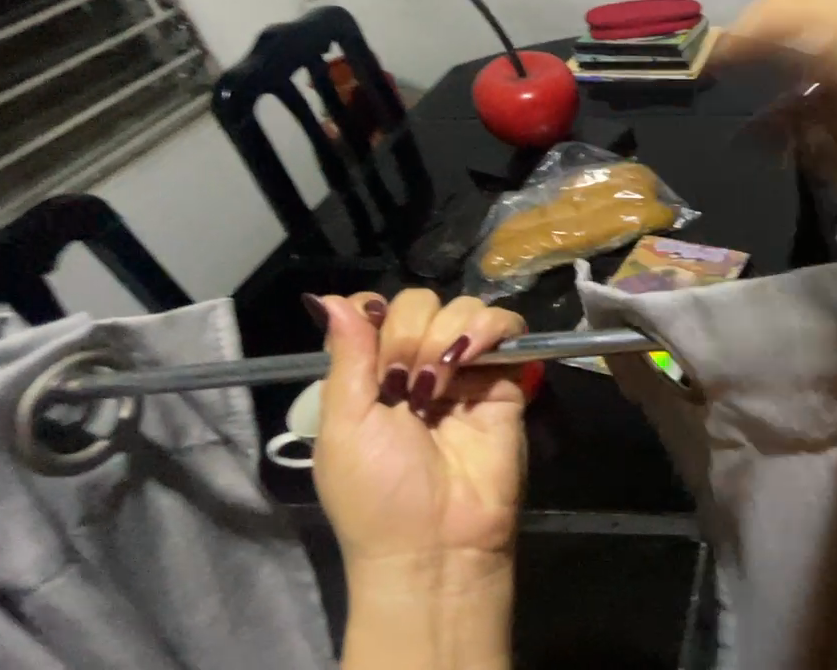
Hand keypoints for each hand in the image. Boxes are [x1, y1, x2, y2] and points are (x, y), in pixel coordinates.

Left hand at [311, 291, 527, 584]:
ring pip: (463, 308)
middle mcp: (419, 363)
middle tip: (407, 384)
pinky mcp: (506, 376)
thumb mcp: (344, 426)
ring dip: (447, 336)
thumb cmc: (377, 491)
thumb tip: (330, 298)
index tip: (374, 351)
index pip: (376, 310)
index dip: (376, 316)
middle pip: (420, 303)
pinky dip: (491, 329)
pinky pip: (506, 325)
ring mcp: (466, 368)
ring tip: (440, 384)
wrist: (437, 538)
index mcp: (372, 375)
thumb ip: (347, 357)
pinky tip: (473, 359)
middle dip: (411, 335)